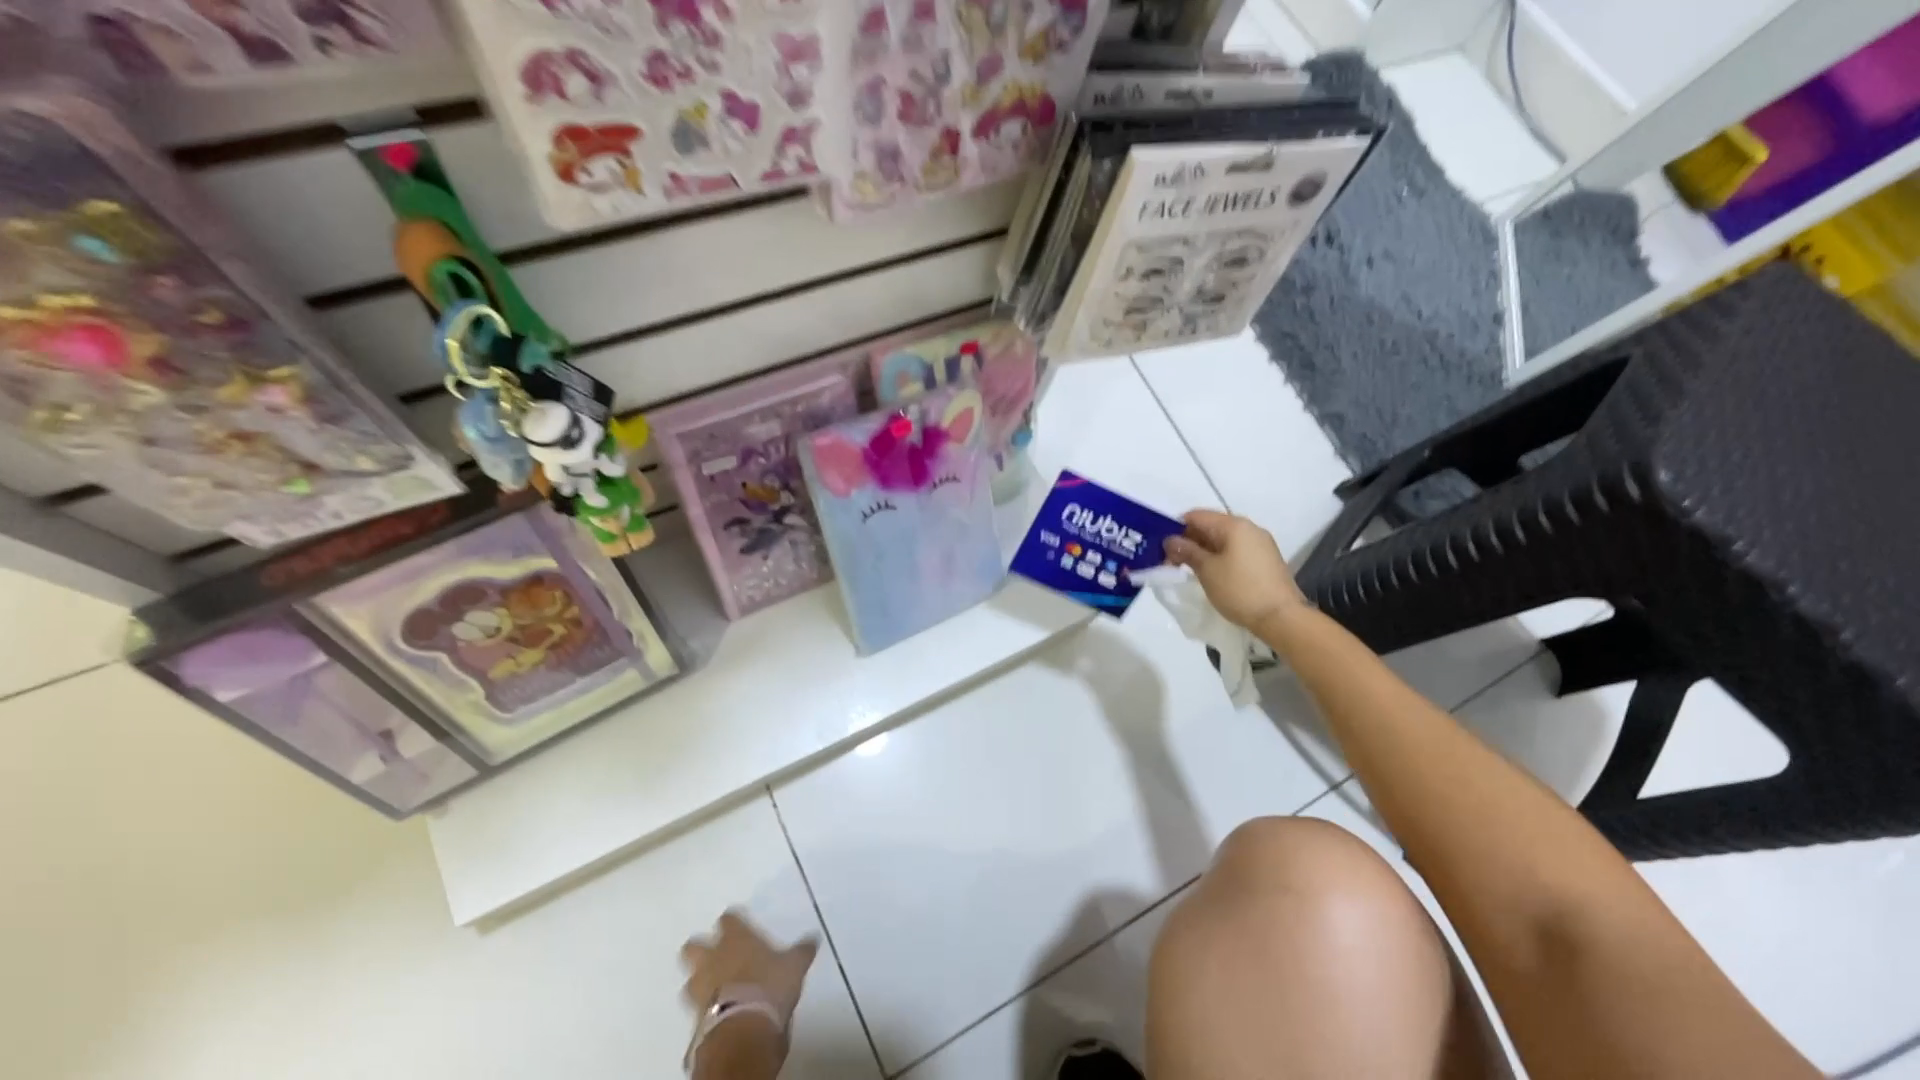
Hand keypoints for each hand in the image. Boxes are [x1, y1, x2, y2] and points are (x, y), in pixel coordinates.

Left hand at [681, 911, 817, 1022]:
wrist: (744, 1026)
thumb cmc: (770, 985)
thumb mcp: (794, 966)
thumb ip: (801, 951)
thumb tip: (813, 939)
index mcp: (735, 939)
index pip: (728, 919)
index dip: (732, 923)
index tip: (740, 926)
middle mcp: (712, 957)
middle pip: (693, 946)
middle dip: (701, 949)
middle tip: (717, 956)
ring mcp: (700, 986)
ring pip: (691, 977)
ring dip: (701, 980)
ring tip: (717, 988)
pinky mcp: (695, 1013)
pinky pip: (697, 1006)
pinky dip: (705, 1007)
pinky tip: (719, 1011)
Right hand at [1163, 509, 1307, 632]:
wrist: (1281, 617)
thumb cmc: (1240, 590)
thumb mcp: (1207, 570)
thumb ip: (1187, 551)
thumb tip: (1170, 540)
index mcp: (1234, 525)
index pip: (1196, 516)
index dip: (1175, 528)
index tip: (1162, 548)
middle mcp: (1249, 528)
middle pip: (1211, 526)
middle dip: (1189, 541)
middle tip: (1172, 563)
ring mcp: (1260, 544)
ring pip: (1224, 540)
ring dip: (1204, 551)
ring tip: (1190, 571)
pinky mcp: (1266, 559)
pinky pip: (1236, 550)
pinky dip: (1220, 558)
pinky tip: (1212, 574)